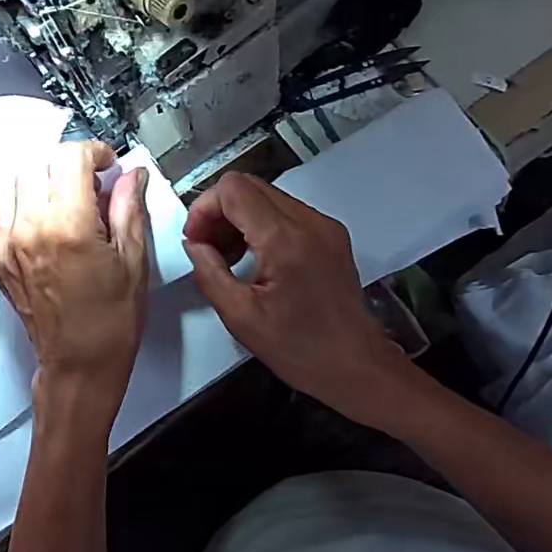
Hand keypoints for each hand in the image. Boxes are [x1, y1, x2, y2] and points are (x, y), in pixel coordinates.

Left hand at [0, 141, 149, 443]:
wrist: (78, 364)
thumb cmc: (109, 324)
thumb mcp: (133, 262)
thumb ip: (130, 209)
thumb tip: (132, 177)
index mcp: (69, 227)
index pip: (70, 158)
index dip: (94, 151)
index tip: (107, 162)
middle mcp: (31, 229)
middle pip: (38, 161)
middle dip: (67, 161)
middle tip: (90, 180)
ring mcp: (9, 243)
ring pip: (13, 179)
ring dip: (41, 176)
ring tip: (66, 196)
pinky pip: (1, 209)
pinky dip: (21, 198)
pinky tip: (46, 215)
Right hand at [182, 173, 414, 431]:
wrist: (357, 366)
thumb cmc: (300, 349)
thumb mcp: (240, 316)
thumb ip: (209, 272)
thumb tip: (195, 244)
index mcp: (285, 241)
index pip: (233, 190)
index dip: (204, 208)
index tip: (196, 240)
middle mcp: (309, 222)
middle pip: (248, 185)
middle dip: (218, 210)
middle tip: (207, 247)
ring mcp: (323, 225)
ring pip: (265, 195)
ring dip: (238, 217)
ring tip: (228, 256)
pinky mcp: (330, 233)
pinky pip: (284, 211)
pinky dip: (260, 224)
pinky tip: (254, 257)